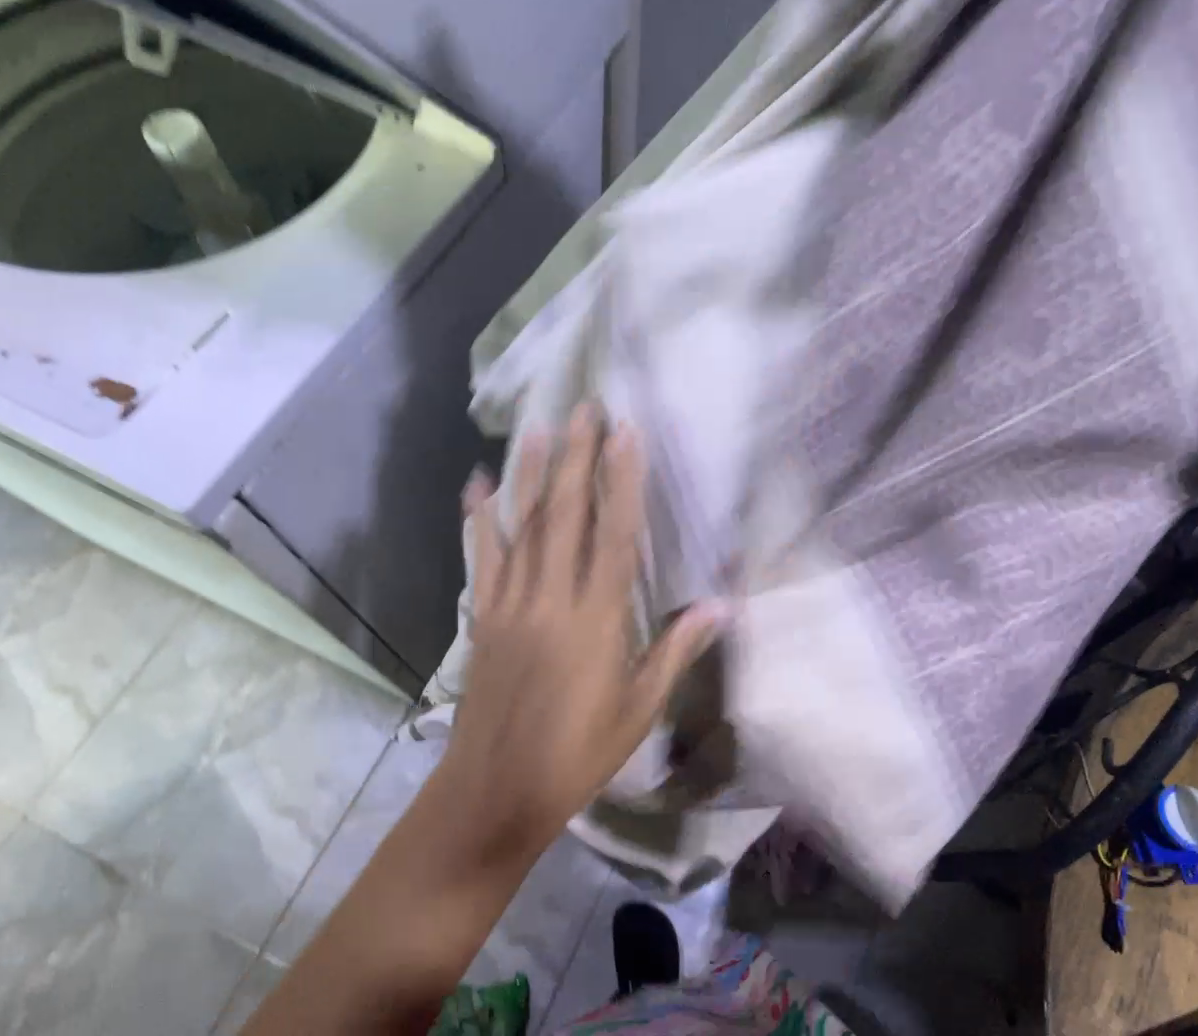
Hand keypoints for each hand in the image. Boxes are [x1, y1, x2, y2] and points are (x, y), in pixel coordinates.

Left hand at [439, 405, 721, 855]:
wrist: (496, 790)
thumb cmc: (579, 753)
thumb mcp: (638, 709)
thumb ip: (675, 651)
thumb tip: (721, 606)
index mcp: (597, 621)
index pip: (614, 537)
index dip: (622, 481)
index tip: (626, 434)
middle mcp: (551, 600)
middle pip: (566, 516)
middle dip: (578, 458)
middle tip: (585, 408)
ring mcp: (511, 605)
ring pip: (523, 527)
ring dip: (532, 474)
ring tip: (540, 427)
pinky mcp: (485, 618)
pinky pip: (482, 558)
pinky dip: (480, 519)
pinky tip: (476, 485)